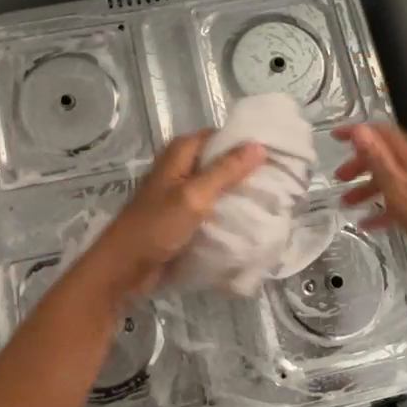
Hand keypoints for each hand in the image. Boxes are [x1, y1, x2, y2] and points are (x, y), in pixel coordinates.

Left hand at [80, 132, 265, 300]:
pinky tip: (251, 221)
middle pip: (219, 161)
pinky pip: (212, 209)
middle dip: (247, 170)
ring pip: (217, 187)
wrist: (124, 270)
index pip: (220, 136)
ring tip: (274, 200)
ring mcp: (181, 195)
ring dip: (239, 194)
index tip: (279, 153)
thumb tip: (258, 145)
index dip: (246, 142)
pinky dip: (228, 212)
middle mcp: (180, 168)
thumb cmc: (156, 228)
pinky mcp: (183, 219)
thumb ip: (225, 171)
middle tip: (282, 181)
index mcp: (179, 154)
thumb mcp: (193, 196)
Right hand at [333, 124, 406, 285]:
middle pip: (383, 155)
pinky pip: (397, 200)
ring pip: (388, 178)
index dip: (357, 132)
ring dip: (366, 188)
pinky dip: (380, 207)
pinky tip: (367, 224)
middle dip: (359, 164)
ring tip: (346, 204)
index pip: (380, 132)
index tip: (334, 137)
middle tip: (339, 177)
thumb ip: (377, 158)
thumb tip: (359, 130)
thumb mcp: (396, 186)